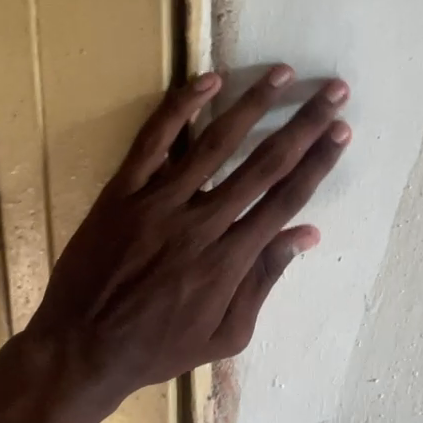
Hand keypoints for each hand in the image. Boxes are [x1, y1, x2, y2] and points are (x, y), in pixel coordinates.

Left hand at [21, 65, 350, 404]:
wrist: (80, 350)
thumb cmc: (159, 347)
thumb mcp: (227, 334)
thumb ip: (266, 279)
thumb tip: (308, 232)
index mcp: (231, 260)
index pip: (287, 198)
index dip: (320, 161)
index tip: (343, 129)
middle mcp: (203, 223)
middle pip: (265, 164)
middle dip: (305, 124)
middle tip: (333, 90)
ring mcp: (160, 203)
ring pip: (216, 143)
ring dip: (254, 104)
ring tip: (283, 72)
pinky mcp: (123, 191)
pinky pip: (155, 141)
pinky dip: (181, 108)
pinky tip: (209, 80)